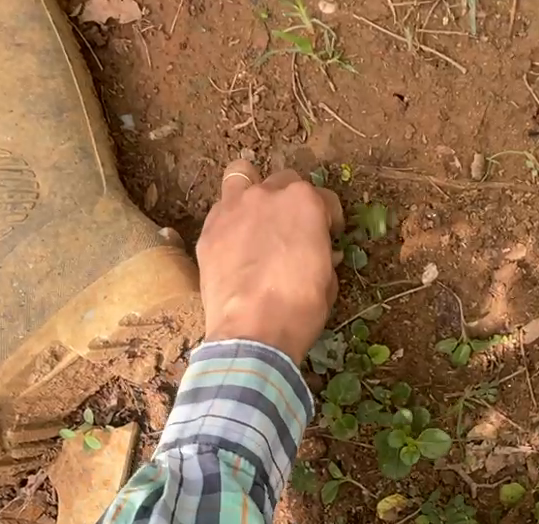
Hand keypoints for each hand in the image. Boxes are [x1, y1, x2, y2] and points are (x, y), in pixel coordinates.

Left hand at [195, 160, 343, 363]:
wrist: (251, 332)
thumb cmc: (299, 310)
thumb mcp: (327, 284)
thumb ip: (323, 258)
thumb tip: (321, 254)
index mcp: (305, 203)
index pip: (325, 199)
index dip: (329, 220)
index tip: (329, 237)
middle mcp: (268, 194)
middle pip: (284, 182)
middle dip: (292, 202)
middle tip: (292, 230)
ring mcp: (233, 208)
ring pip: (242, 175)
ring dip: (252, 190)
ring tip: (255, 216)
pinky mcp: (208, 230)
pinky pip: (221, 211)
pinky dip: (230, 221)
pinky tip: (234, 245)